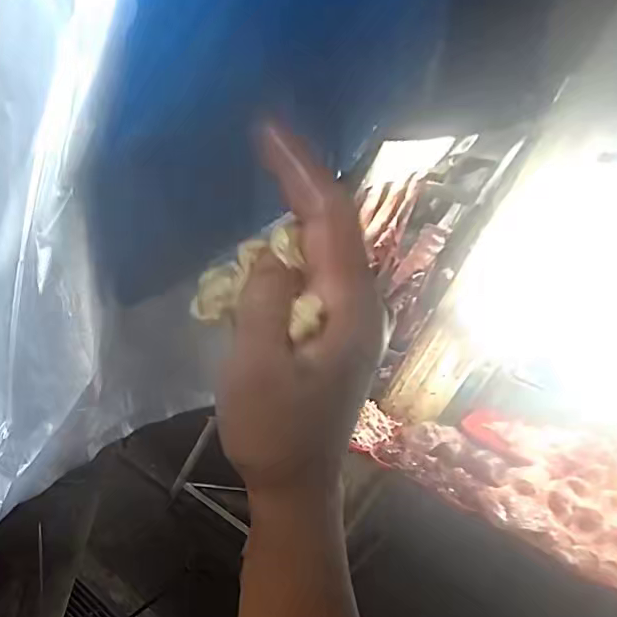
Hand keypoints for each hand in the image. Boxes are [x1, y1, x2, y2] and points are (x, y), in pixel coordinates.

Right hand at [215, 123, 385, 505]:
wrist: (295, 486)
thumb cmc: (273, 435)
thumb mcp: (255, 370)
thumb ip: (264, 303)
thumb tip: (272, 256)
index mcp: (350, 309)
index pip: (332, 219)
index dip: (301, 170)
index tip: (267, 131)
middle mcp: (361, 307)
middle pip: (335, 227)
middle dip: (300, 182)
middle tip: (261, 145)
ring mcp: (349, 324)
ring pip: (324, 253)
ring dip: (293, 219)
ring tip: (263, 184)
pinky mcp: (332, 338)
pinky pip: (312, 281)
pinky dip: (287, 257)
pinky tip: (264, 254)